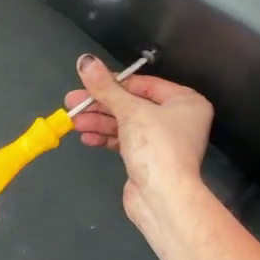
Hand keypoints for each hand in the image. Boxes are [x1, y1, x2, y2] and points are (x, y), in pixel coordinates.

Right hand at [65, 54, 213, 228]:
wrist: (164, 199)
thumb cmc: (157, 148)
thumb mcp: (130, 111)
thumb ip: (106, 87)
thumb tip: (85, 61)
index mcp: (185, 102)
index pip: (145, 84)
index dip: (115, 83)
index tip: (88, 81)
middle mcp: (178, 120)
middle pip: (133, 105)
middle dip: (101, 105)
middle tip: (73, 103)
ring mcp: (163, 142)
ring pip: (127, 124)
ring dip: (99, 122)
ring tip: (74, 121)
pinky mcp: (149, 160)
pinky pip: (125, 142)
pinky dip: (107, 138)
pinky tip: (87, 137)